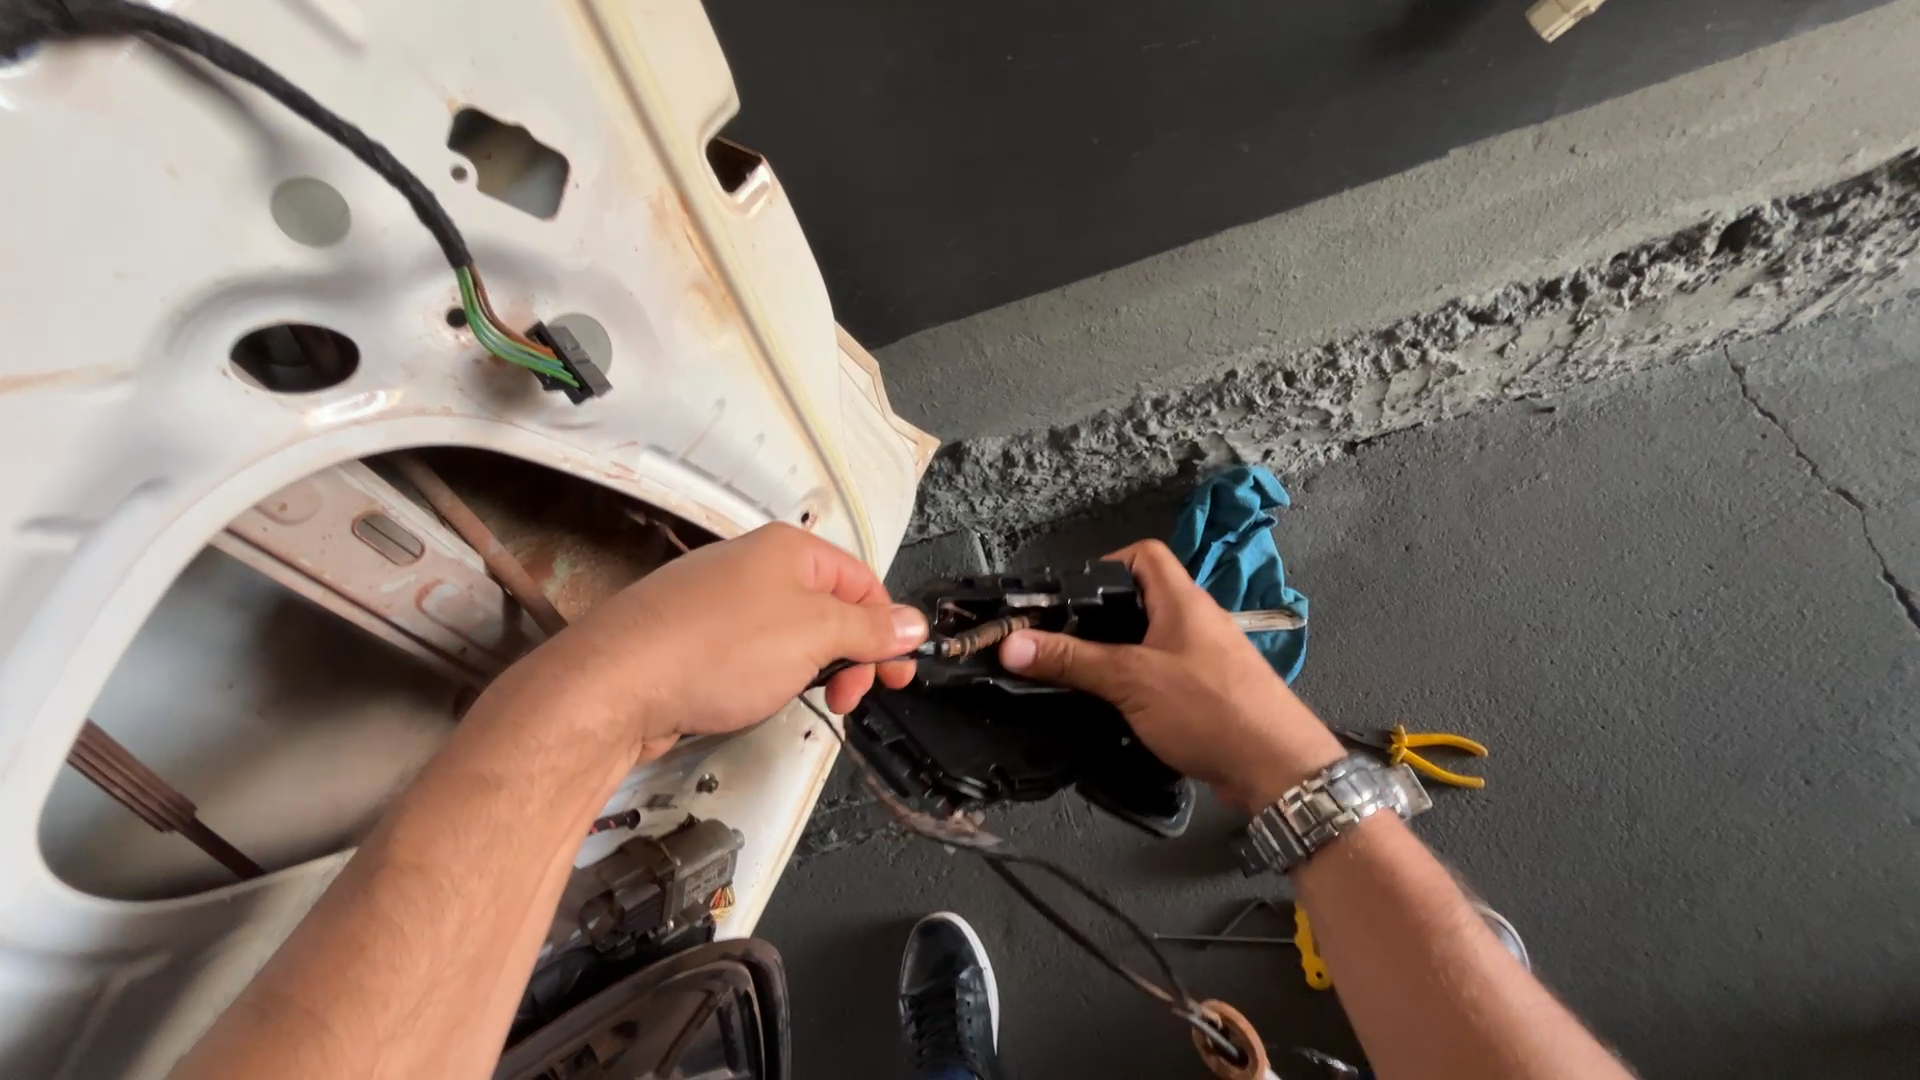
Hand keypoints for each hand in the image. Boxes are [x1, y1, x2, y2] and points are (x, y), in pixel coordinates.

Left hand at [498, 523, 926, 759]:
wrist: (614, 686)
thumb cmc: (708, 649)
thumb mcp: (816, 635)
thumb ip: (871, 629)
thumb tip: (911, 623)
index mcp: (790, 550)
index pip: (864, 583)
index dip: (887, 629)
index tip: (895, 671)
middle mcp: (755, 567)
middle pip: (830, 608)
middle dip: (851, 654)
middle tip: (853, 693)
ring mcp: (722, 601)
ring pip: (793, 633)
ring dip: (813, 668)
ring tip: (804, 695)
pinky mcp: (697, 637)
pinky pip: (755, 651)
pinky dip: (771, 675)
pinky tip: (758, 696)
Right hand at [997, 539, 1344, 809]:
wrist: (1280, 771)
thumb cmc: (1209, 709)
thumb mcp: (1130, 680)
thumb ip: (1072, 660)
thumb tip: (1012, 645)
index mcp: (1183, 601)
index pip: (1145, 554)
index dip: (1106, 563)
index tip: (1072, 594)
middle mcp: (1197, 621)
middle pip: (1144, 598)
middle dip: (1102, 616)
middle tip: (1066, 638)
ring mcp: (1207, 658)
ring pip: (1152, 640)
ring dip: (1119, 652)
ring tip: (1084, 672)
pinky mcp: (1211, 692)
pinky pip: (1165, 673)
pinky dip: (1138, 682)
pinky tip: (1118, 705)